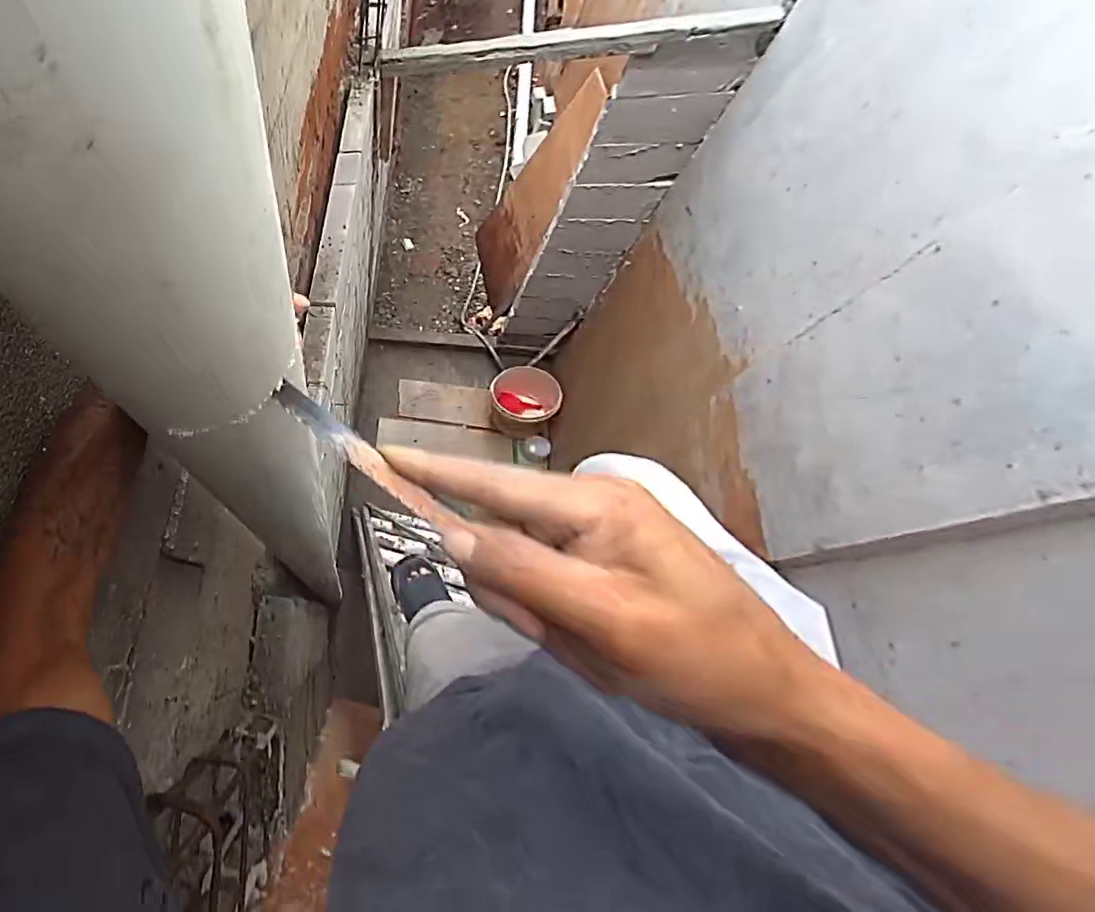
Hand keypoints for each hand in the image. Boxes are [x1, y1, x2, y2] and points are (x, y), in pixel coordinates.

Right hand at [382, 448, 843, 738]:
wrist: (774, 702)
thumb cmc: (702, 661)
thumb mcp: (607, 622)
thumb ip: (521, 572)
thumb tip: (450, 534)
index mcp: (594, 503)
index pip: (490, 482)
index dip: (430, 469)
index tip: (380, 453)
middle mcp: (586, 501)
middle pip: (495, 527)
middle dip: (506, 582)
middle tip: (548, 629)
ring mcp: (588, 525)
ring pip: (507, 554)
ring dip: (523, 601)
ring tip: (574, 637)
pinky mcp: (588, 549)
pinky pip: (528, 570)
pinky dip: (537, 605)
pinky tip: (578, 631)